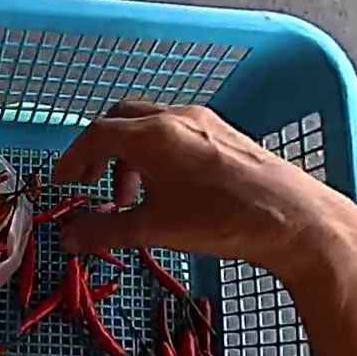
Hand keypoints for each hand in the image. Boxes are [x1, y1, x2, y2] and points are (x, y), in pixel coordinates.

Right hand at [53, 101, 356, 282]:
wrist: (292, 219)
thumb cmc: (221, 221)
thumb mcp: (156, 229)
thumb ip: (106, 231)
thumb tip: (67, 239)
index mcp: (153, 134)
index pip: (97, 134)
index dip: (73, 158)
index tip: (64, 183)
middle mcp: (176, 117)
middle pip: (121, 120)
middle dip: (100, 152)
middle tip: (93, 186)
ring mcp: (204, 121)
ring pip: (150, 126)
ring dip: (129, 157)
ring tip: (133, 199)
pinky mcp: (224, 133)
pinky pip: (175, 132)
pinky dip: (156, 154)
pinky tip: (168, 189)